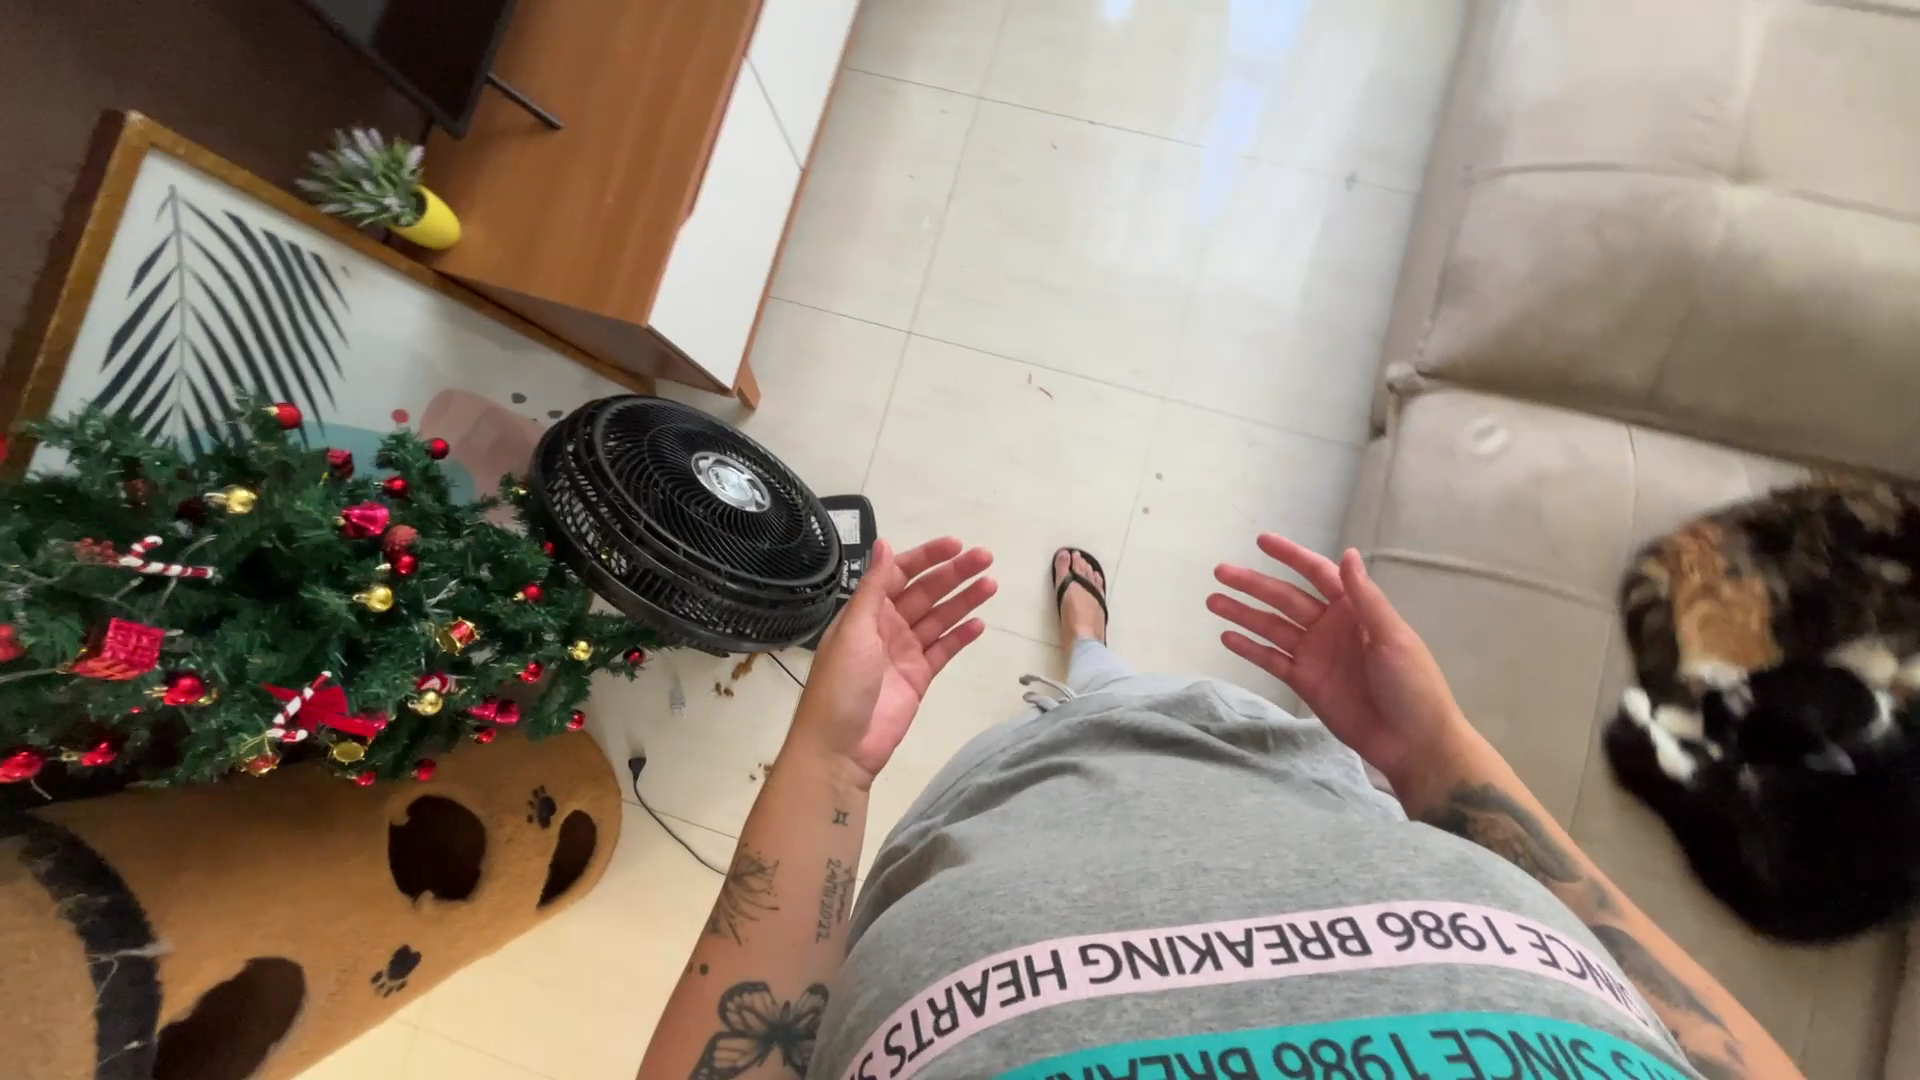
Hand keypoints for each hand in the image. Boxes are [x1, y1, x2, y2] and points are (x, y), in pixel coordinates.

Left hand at [785, 537, 995, 788]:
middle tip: (985, 558)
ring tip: (990, 584)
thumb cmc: (840, 684)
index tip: (955, 546)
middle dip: (954, 574)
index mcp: (866, 611)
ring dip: (964, 600)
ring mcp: (905, 652)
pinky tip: (979, 622)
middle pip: (926, 592)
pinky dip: (961, 636)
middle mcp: (887, 626)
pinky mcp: (919, 677)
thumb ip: (874, 588)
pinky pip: (944, 650)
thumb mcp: (854, 629)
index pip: (900, 574)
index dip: (927, 558)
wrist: (840, 747)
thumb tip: (884, 544)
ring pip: (939, 618)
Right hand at [1208, 535, 1468, 782]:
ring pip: (1270, 626)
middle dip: (1253, 584)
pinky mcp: (1303, 681)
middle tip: (1221, 572)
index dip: (1291, 556)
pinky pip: (1270, 659)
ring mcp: (1313, 654)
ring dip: (1242, 613)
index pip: (1317, 574)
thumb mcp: (1393, 637)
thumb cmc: (1413, 686)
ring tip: (1213, 601)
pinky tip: (1226, 637)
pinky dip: (1249, 648)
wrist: (1413, 743)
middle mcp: (1329, 626)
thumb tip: (1348, 554)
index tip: (1262, 541)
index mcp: (1354, 610)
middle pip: (1284, 599)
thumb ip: (1365, 597)